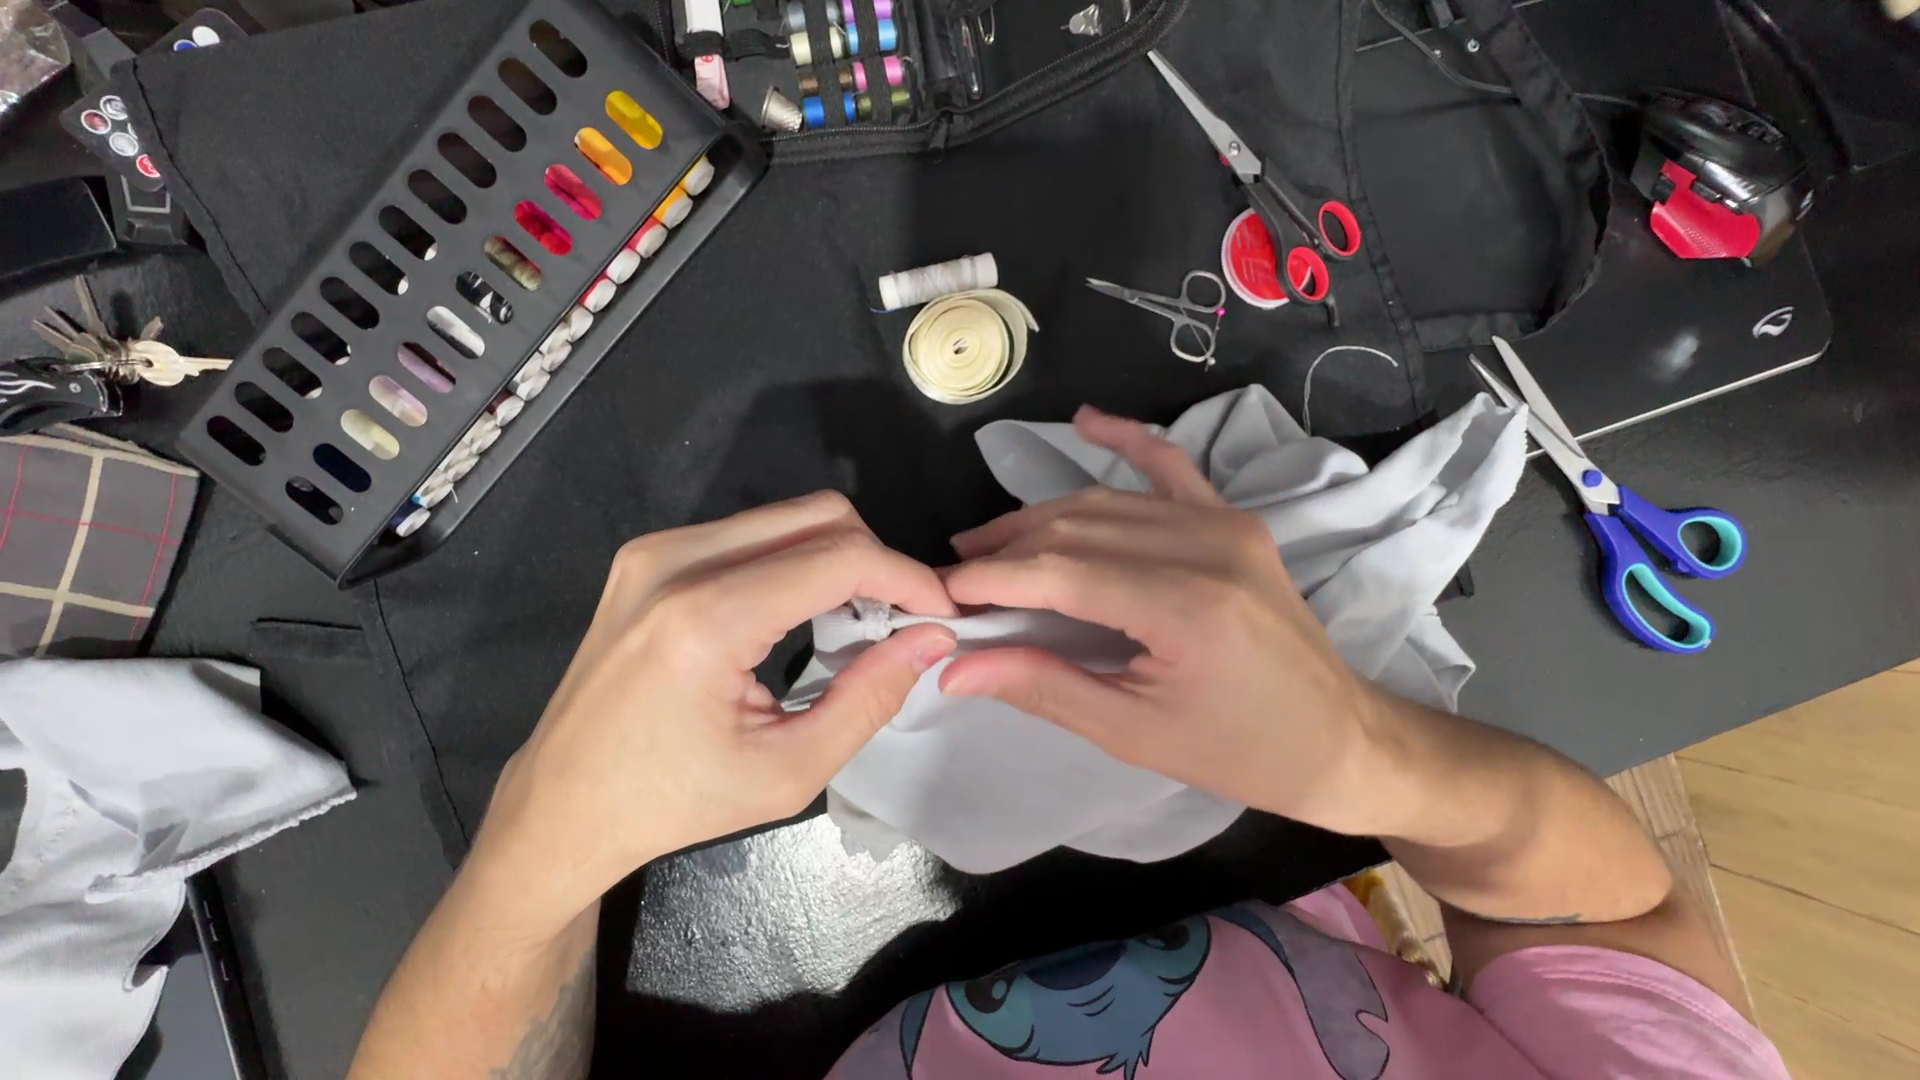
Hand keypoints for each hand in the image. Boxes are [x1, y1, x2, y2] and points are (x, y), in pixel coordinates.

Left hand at [474, 492, 956, 931]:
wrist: (561, 805)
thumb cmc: (674, 802)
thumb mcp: (788, 771)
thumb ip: (869, 698)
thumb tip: (930, 638)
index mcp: (706, 618)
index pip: (839, 557)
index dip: (906, 577)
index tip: (939, 613)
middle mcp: (675, 561)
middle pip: (818, 514)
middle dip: (876, 559)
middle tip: (899, 617)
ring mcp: (654, 550)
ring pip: (786, 515)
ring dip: (838, 556)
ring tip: (857, 618)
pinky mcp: (648, 554)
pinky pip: (749, 531)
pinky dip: (796, 558)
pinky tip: (803, 610)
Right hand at [939, 406, 1395, 836]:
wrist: (1342, 739)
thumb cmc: (1242, 753)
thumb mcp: (1135, 733)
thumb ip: (1043, 687)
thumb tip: (955, 667)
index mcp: (1184, 607)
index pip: (1059, 572)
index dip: (990, 579)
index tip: (938, 592)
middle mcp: (1206, 545)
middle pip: (1074, 528)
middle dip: (1004, 550)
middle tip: (953, 575)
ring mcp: (1225, 523)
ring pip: (1105, 501)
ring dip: (1039, 518)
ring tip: (984, 543)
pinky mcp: (1235, 519)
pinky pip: (1171, 467)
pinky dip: (1127, 440)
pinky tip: (1086, 420)